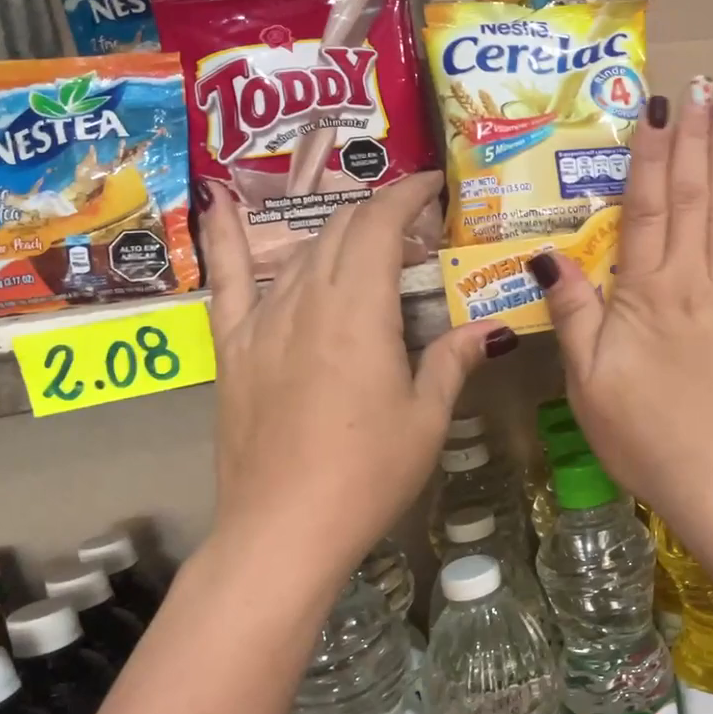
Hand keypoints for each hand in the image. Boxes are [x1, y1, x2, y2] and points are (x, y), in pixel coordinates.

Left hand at [201, 172, 515, 565]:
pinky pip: (228, 280)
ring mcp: (263, 323)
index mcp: (359, 313)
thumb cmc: (368, 476)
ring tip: (367, 238)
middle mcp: (307, 302)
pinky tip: (220, 198)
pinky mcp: (234, 349)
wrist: (284, 529)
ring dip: (337, 233)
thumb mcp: (425, 419)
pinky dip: (224, 235)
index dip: (406, 196)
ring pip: (301, 253)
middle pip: (341, 233)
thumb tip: (492, 328)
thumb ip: (452, 361)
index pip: (380, 227)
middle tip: (415, 227)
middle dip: (379, 215)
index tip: (432, 184)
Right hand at [532, 77, 712, 513]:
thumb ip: (575, 313)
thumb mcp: (588, 382)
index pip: (645, 209)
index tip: (655, 107)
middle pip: (691, 199)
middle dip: (693, 141)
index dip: (648, 156)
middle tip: (699, 88)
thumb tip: (548, 253)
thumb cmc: (643, 436)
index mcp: (645, 293)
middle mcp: (693, 282)